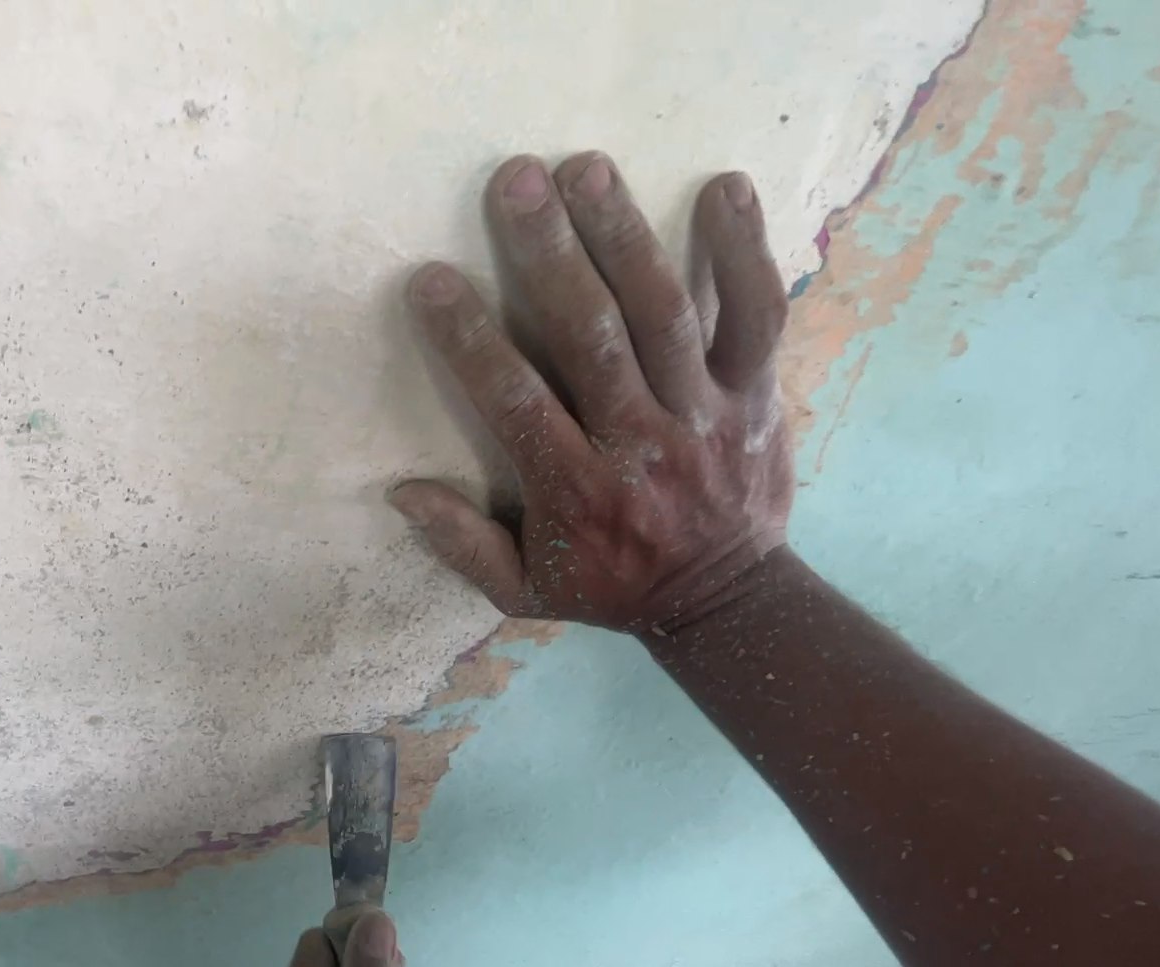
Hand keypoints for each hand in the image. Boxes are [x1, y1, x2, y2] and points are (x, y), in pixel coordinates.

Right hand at [391, 153, 794, 632]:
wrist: (726, 604)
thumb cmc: (608, 588)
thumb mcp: (519, 591)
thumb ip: (460, 543)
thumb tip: (401, 491)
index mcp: (573, 487)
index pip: (513, 400)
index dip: (468, 339)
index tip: (430, 281)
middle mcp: (639, 440)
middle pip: (591, 336)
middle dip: (549, 254)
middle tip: (515, 182)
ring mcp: (705, 411)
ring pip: (664, 312)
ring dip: (623, 234)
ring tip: (585, 169)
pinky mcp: (758, 395)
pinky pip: (758, 316)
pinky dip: (745, 251)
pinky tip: (720, 187)